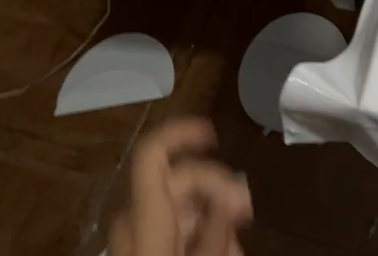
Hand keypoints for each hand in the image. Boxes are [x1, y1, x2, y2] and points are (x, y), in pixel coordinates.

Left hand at [109, 119, 253, 255]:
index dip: (181, 133)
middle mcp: (131, 224)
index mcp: (144, 220)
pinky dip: (197, 233)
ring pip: (177, 207)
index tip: (215, 134)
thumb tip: (236, 187)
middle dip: (216, 189)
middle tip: (247, 213)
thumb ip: (218, 227)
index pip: (151, 156)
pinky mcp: (138, 255)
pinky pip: (169, 230)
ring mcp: (131, 243)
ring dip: (211, 216)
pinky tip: (219, 252)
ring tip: (235, 246)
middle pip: (176, 180)